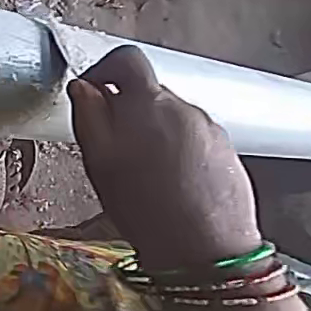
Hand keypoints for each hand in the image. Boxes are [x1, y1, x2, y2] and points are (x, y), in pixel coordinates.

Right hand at [68, 46, 262, 273]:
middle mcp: (185, 106)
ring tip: (143, 172)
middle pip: (148, 92)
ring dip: (152, 131)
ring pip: (170, 116)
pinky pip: (191, 137)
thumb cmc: (143, 206)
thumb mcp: (99, 161)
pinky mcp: (227, 150)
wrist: (206, 250)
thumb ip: (88, 115)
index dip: (104, 70)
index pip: (127, 59)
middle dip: (127, 110)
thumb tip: (83, 86)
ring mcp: (210, 128)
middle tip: (112, 147)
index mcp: (149, 102)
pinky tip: (169, 182)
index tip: (91, 93)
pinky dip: (175, 149)